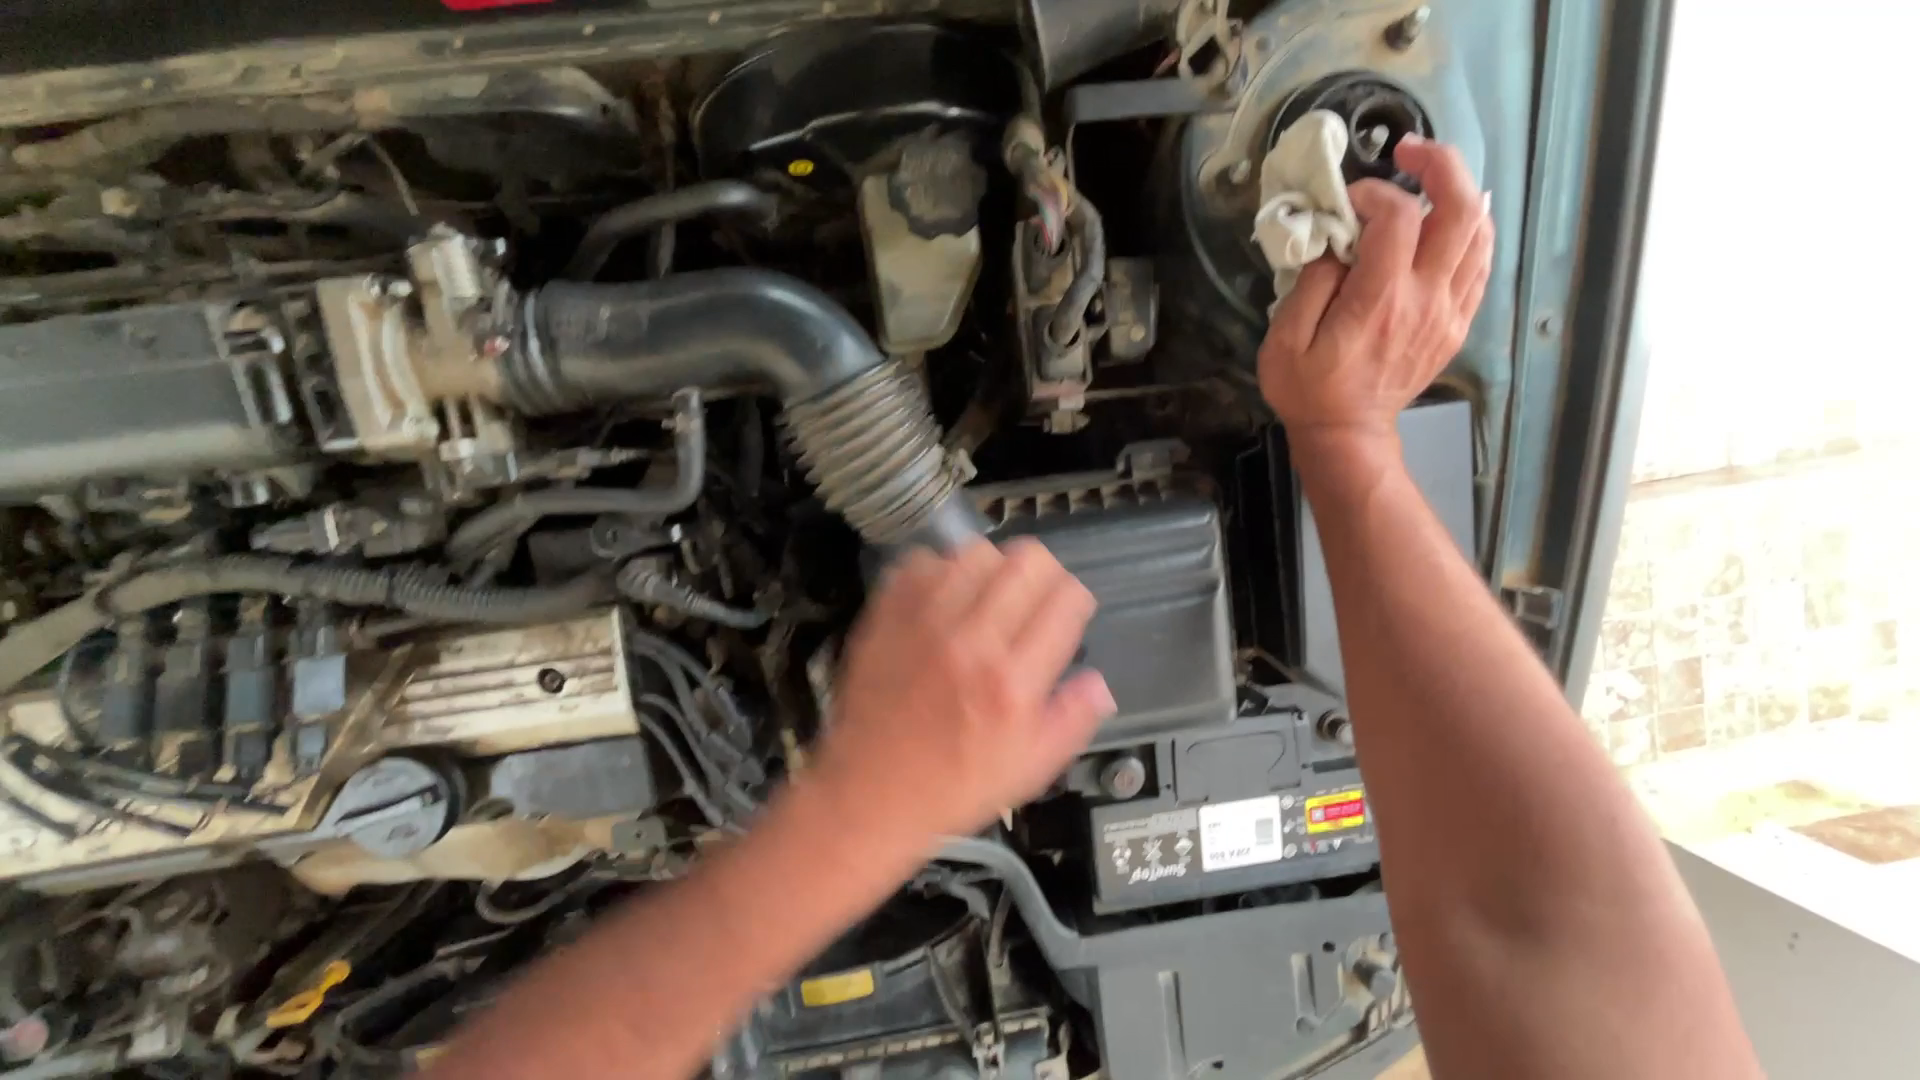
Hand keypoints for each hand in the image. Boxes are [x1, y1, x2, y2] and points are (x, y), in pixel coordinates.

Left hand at [814, 538, 1114, 841]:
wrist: (867, 792)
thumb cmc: (947, 786)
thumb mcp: (1028, 769)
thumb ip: (1072, 720)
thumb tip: (1098, 684)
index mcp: (1012, 682)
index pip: (1066, 601)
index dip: (1076, 600)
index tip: (1069, 609)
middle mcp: (971, 641)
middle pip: (1026, 562)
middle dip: (1043, 573)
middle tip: (1035, 595)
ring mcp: (924, 622)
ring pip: (976, 552)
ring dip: (992, 567)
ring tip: (989, 594)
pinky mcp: (887, 615)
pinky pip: (922, 561)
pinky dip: (939, 571)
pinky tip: (944, 598)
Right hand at [1258, 134, 1493, 439]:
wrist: (1347, 435)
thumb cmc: (1307, 391)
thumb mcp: (1284, 342)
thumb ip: (1310, 285)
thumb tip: (1335, 245)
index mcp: (1380, 301)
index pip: (1397, 218)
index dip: (1373, 192)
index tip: (1347, 200)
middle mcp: (1426, 299)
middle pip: (1461, 210)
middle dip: (1440, 166)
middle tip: (1410, 152)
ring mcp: (1448, 312)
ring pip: (1481, 232)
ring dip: (1459, 194)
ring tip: (1429, 184)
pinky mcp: (1456, 324)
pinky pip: (1481, 264)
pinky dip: (1471, 232)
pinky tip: (1450, 222)